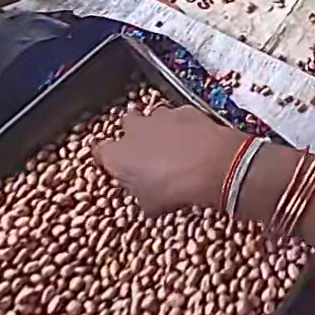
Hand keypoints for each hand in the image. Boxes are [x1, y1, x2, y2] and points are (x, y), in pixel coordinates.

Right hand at [97, 106, 243, 214]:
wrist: (213, 164)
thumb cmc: (176, 189)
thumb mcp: (151, 205)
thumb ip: (140, 194)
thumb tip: (145, 194)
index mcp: (117, 155)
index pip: (101, 152)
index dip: (108, 159)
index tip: (115, 166)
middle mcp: (134, 130)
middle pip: (126, 127)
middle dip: (134, 136)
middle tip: (146, 154)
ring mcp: (160, 116)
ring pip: (152, 117)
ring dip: (158, 129)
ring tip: (173, 147)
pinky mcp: (185, 109)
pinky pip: (177, 116)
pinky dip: (182, 125)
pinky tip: (194, 139)